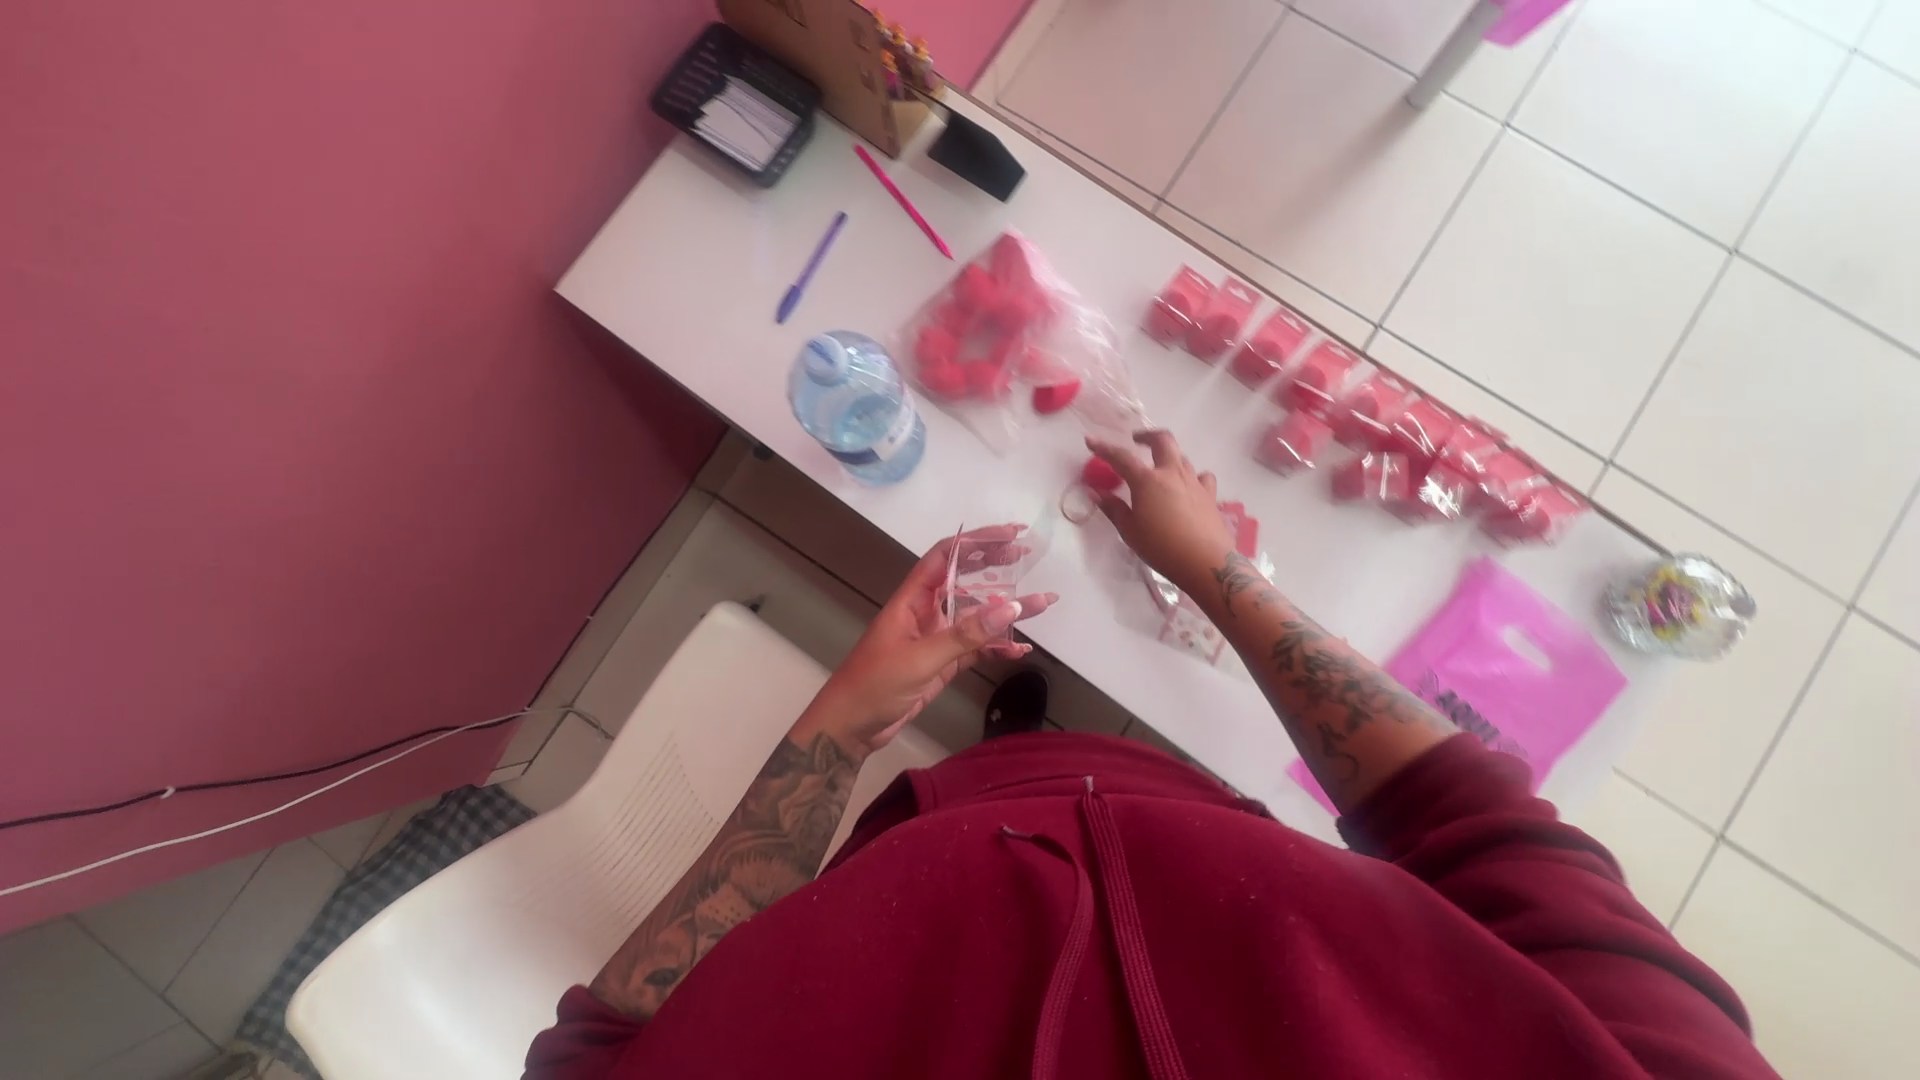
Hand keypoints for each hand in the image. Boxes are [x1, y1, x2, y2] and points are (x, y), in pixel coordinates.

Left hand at [793, 525, 1056, 755]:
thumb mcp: (921, 658)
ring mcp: (935, 638)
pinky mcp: (942, 664)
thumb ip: (966, 634)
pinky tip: (1020, 649)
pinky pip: (976, 648)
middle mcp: (926, 611)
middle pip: (965, 579)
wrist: (849, 728)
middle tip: (1029, 556)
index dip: (977, 541)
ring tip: (1042, 604)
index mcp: (912, 598)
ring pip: (976, 616)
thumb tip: (1011, 607)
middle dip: (996, 566)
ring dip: (1005, 612)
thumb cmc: (874, 684)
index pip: (947, 555)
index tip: (1011, 534)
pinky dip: (997, 647)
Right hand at [1086, 430, 1234, 594]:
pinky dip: (1193, 476)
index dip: (1104, 448)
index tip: (1091, 441)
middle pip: (1162, 440)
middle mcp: (1172, 473)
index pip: (1121, 457)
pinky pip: (1202, 476)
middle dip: (1147, 436)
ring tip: (1159, 469)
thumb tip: (1095, 492)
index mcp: (1147, 481)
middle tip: (1136, 440)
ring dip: (1168, 457)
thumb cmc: (1161, 548)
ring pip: (1182, 457)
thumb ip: (1113, 508)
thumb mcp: (1130, 531)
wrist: (1205, 562)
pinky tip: (1189, 487)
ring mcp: (1194, 482)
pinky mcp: (1210, 495)